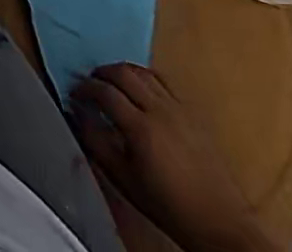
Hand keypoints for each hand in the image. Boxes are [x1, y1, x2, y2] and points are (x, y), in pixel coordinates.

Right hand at [70, 64, 281, 251]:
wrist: (217, 221)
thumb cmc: (165, 204)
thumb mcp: (122, 178)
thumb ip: (96, 141)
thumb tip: (77, 112)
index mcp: (141, 128)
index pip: (105, 92)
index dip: (85, 88)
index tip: (74, 93)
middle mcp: (160, 109)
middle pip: (123, 73)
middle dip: (101, 73)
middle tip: (89, 82)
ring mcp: (178, 107)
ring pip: (143, 72)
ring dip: (122, 71)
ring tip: (110, 81)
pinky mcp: (191, 111)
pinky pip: (162, 82)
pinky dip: (143, 78)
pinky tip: (138, 89)